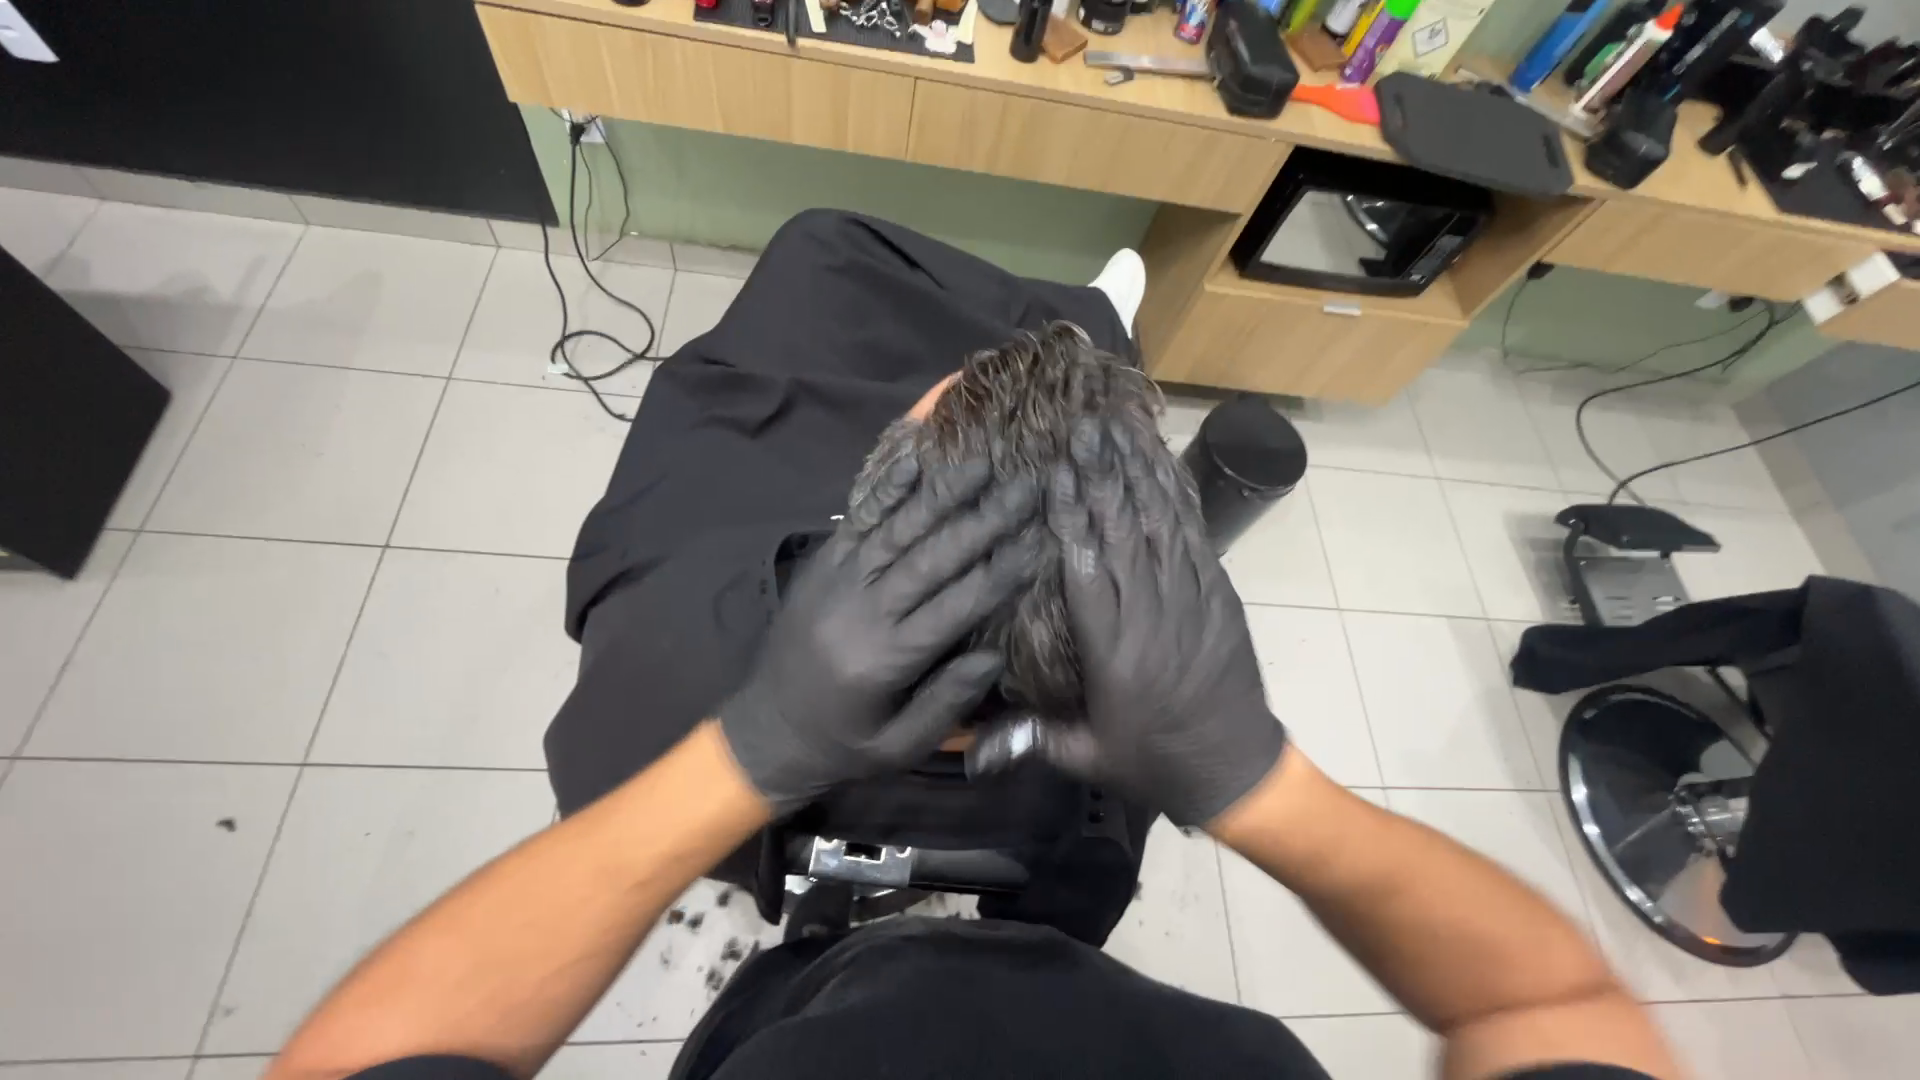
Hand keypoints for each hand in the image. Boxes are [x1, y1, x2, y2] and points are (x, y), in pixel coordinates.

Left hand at [720, 456, 1040, 811]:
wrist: (763, 730)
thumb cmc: (841, 745)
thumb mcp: (899, 747)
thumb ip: (946, 702)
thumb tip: (994, 654)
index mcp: (886, 658)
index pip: (956, 606)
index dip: (1000, 573)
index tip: (1037, 541)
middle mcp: (863, 610)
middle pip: (932, 556)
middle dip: (983, 520)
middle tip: (1025, 488)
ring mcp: (838, 579)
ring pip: (897, 528)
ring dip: (941, 494)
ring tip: (981, 464)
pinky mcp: (821, 565)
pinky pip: (857, 521)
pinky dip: (886, 489)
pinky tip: (912, 459)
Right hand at [1042, 419, 1286, 826]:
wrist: (1235, 768)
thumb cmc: (1153, 761)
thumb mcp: (1087, 757)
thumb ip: (1033, 739)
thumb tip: (971, 751)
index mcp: (1112, 650)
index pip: (1086, 568)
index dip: (1070, 516)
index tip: (1056, 472)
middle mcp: (1150, 614)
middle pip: (1124, 533)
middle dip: (1102, 477)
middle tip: (1084, 430)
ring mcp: (1190, 599)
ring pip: (1162, 526)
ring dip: (1139, 475)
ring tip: (1120, 432)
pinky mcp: (1218, 595)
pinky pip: (1196, 537)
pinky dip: (1179, 498)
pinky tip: (1163, 467)